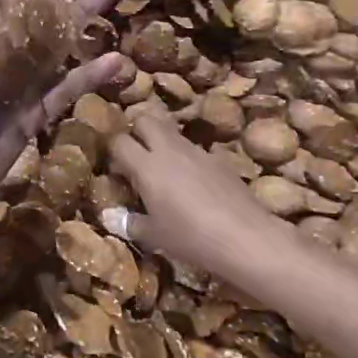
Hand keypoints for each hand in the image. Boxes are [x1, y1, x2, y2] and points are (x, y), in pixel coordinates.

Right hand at [107, 112, 305, 279]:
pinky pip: (195, 150)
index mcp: (147, 166)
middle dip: (137, 131)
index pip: (119, 141)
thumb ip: (129, 222)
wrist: (246, 237)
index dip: (113, 150)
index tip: (114, 167)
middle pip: (147, 120)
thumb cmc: (190, 237)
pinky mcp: (220, 160)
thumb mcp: (154, 235)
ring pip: (172, 132)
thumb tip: (110, 216)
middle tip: (136, 156)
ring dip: (162, 143)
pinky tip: (193, 184)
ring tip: (163, 170)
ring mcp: (197, 152)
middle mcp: (169, 150)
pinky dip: (186, 158)